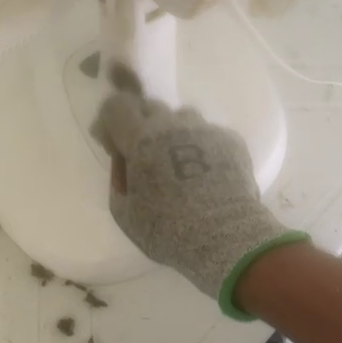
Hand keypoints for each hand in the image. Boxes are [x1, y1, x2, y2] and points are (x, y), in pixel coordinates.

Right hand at [91, 93, 307, 316]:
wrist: (223, 236)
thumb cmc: (167, 229)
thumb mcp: (125, 213)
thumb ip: (119, 180)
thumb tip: (124, 162)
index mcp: (141, 139)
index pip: (118, 106)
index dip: (111, 121)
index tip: (115, 144)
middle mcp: (172, 125)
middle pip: (150, 107)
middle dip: (142, 125)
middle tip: (145, 154)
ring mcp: (205, 130)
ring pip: (183, 118)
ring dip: (174, 132)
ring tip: (179, 161)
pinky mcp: (230, 140)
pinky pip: (209, 135)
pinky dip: (202, 148)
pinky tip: (206, 172)